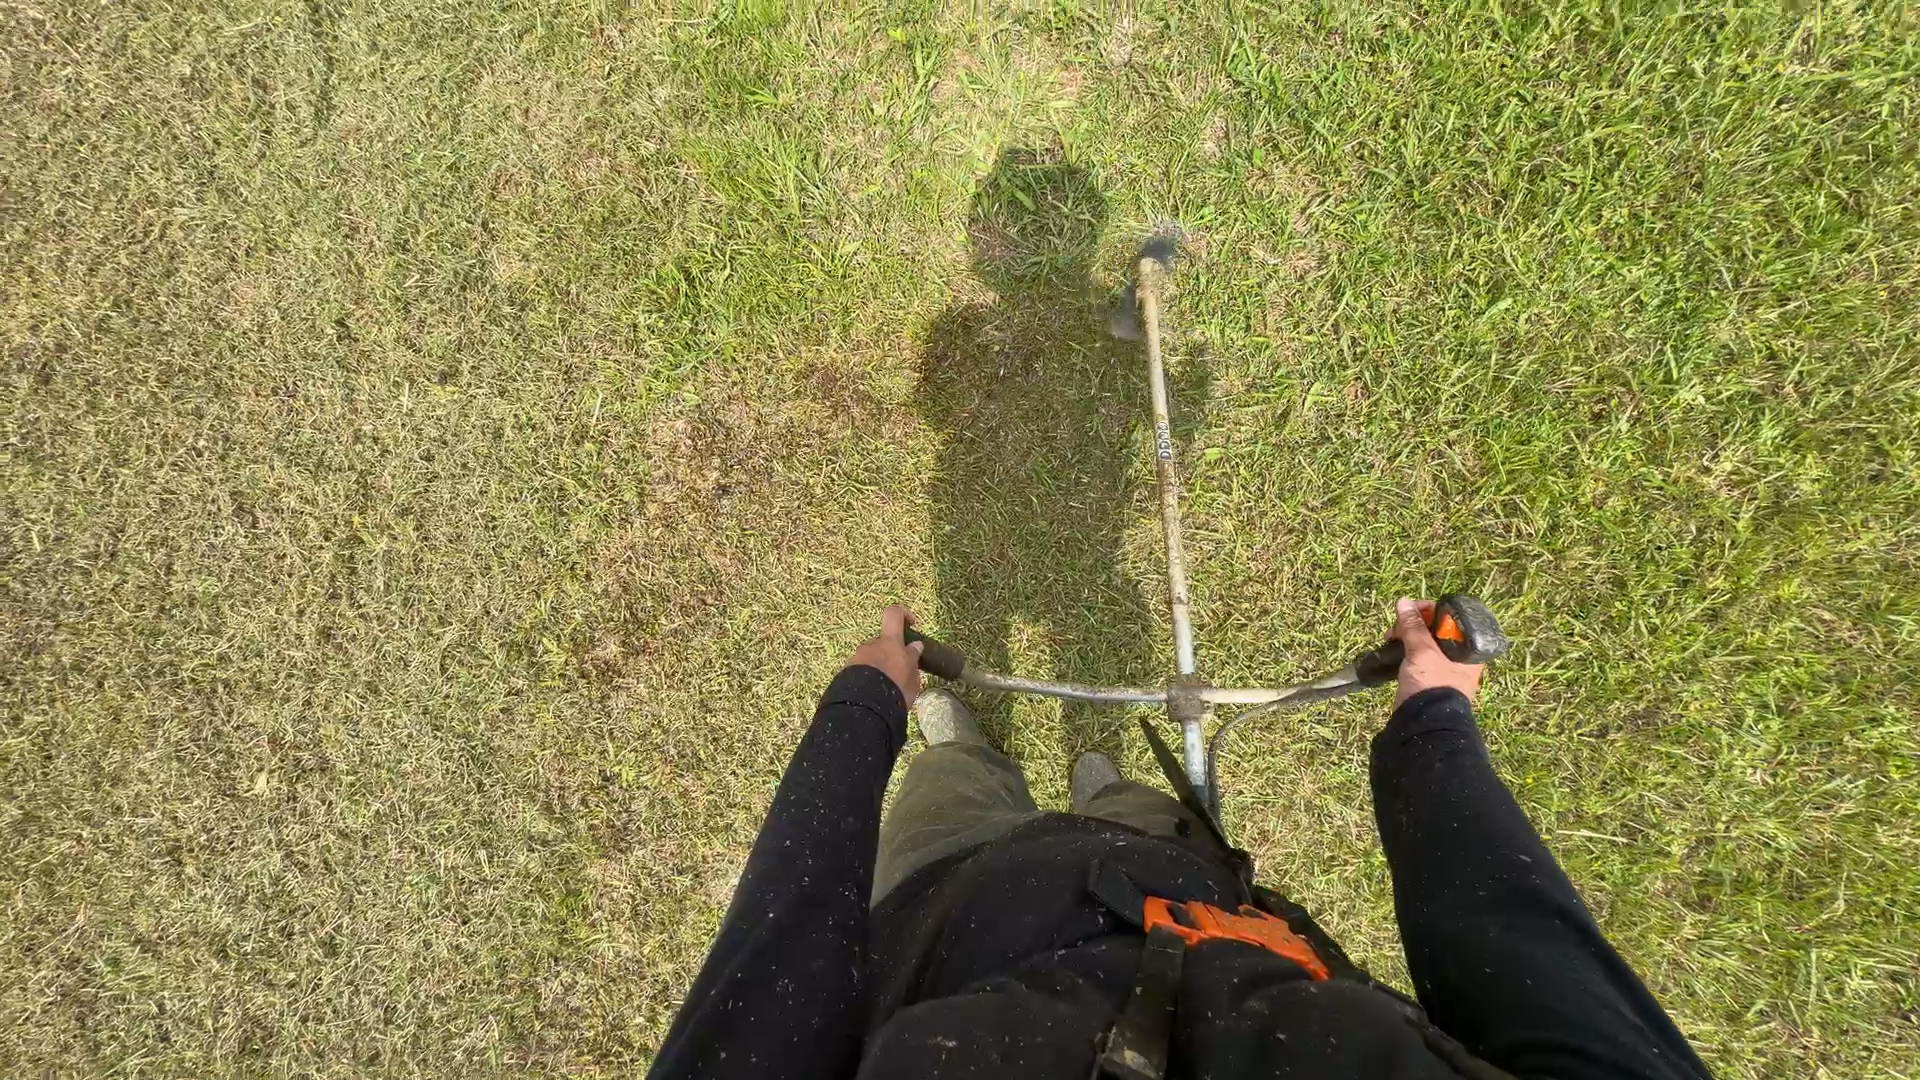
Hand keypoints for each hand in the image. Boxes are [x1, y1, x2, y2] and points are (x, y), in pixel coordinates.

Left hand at [846, 606, 924, 704]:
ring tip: (886, 690)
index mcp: (889, 642)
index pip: (894, 615)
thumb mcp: (912, 675)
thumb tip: (914, 645)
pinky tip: (873, 696)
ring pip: (871, 659)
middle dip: (890, 655)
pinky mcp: (845, 674)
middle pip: (882, 643)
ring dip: (878, 669)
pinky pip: (860, 672)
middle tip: (898, 675)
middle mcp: (870, 646)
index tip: (911, 623)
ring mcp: (856, 659)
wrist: (865, 709)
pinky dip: (867, 679)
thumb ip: (912, 658)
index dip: (903, 614)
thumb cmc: (895, 688)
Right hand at [1389, 597, 1483, 708]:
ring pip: (1423, 639)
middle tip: (1397, 628)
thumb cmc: (1432, 682)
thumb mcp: (1422, 651)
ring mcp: (1443, 664)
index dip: (1430, 611)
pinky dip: (1404, 646)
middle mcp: (1459, 654)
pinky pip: (1416, 652)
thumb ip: (1413, 626)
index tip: (1410, 611)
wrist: (1424, 719)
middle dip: (1413, 623)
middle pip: (1435, 628)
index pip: (1451, 618)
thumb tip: (1403, 602)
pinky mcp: (1428, 673)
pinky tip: (1393, 646)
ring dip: (1405, 634)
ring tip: (1390, 638)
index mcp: (1468, 648)